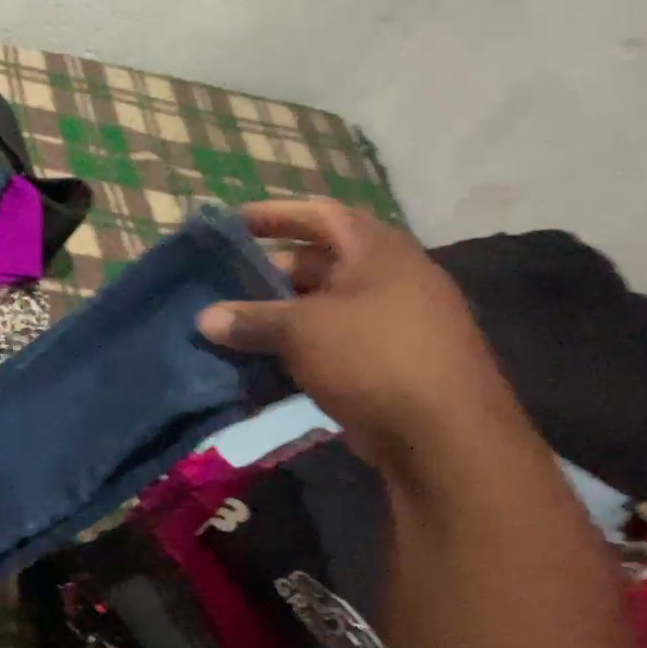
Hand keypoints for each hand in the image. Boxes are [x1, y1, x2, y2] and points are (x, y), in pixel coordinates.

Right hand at [196, 199, 524, 473]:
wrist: (442, 433)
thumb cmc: (373, 357)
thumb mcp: (302, 330)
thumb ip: (250, 319)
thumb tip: (205, 318)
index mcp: (378, 252)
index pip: (321, 215)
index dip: (276, 214)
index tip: (233, 224)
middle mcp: (389, 279)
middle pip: (319, 262)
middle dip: (268, 273)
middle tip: (222, 285)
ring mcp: (390, 321)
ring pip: (320, 307)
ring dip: (277, 315)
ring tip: (230, 326)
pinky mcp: (384, 361)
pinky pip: (328, 342)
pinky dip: (294, 347)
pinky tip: (258, 362)